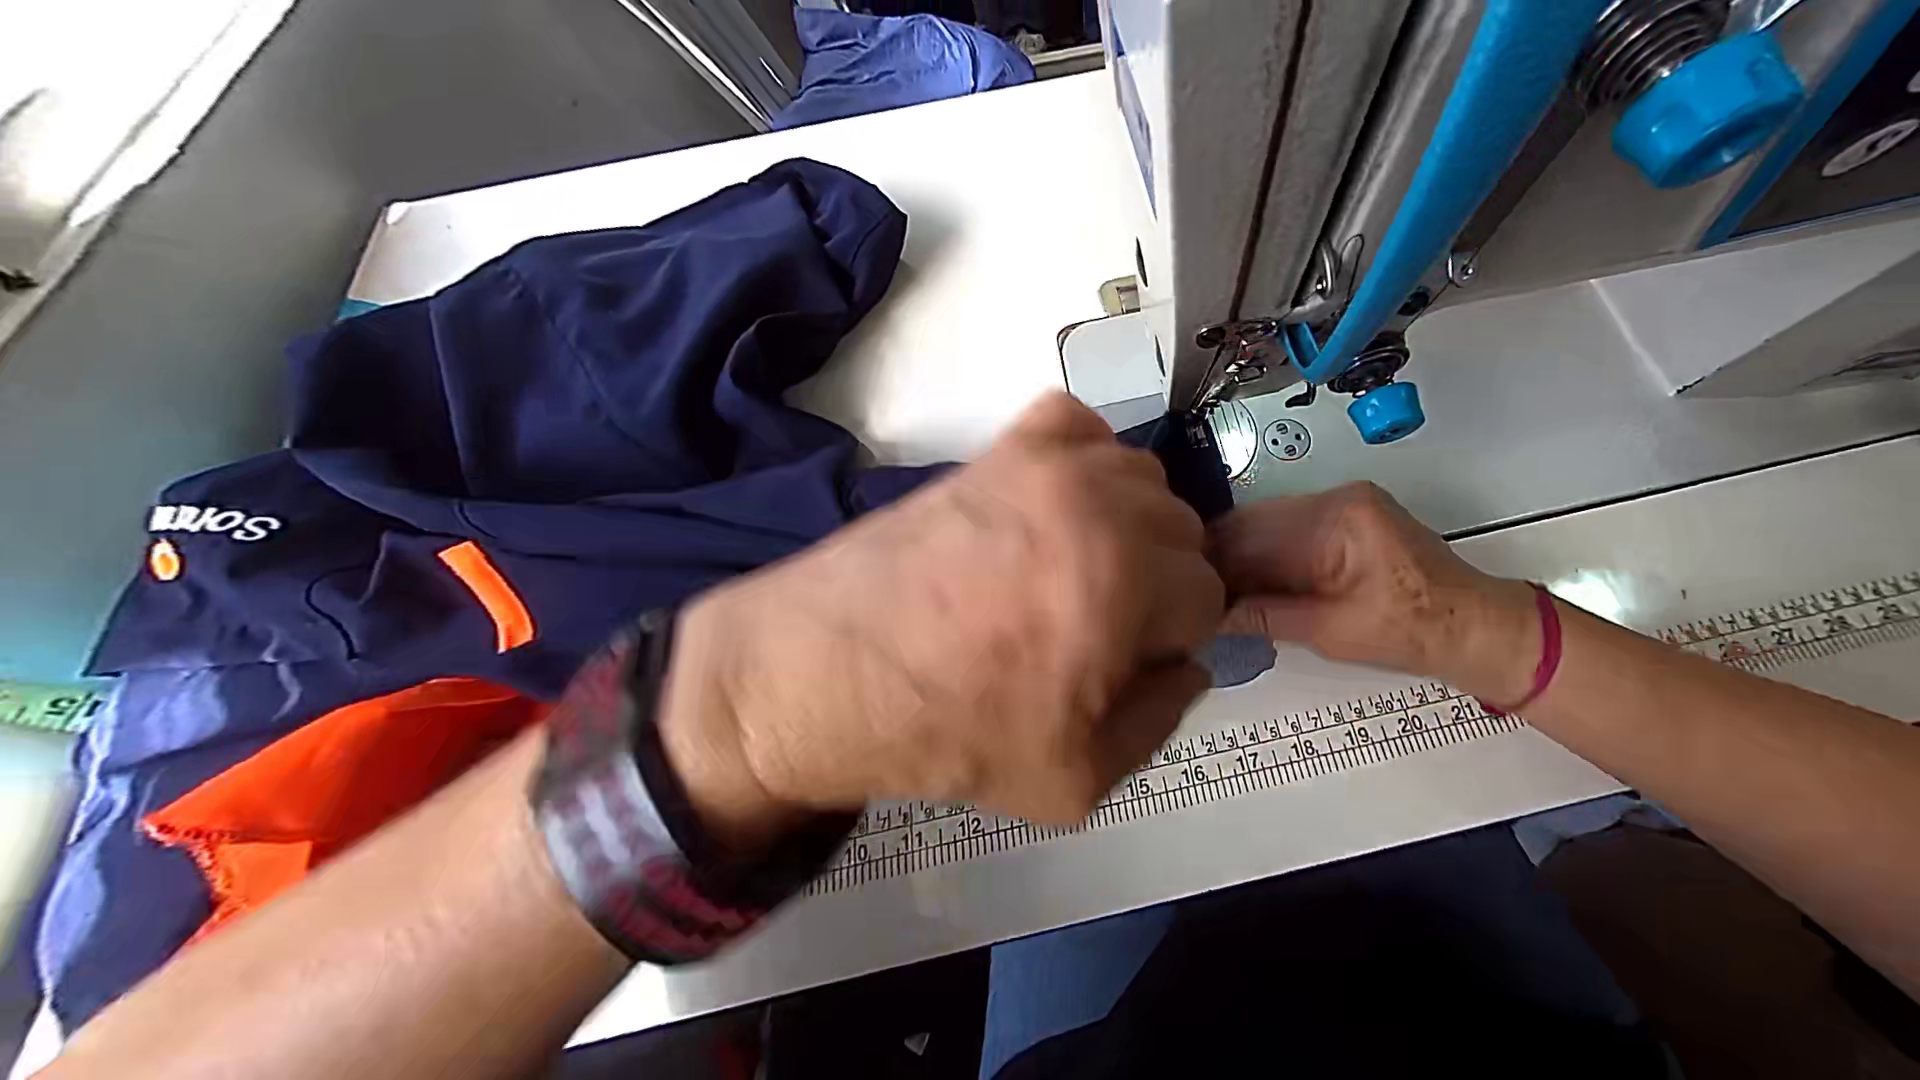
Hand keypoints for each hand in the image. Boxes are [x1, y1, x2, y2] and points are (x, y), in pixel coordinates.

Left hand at [659, 392, 1224, 841]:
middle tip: (1099, 623)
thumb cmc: (942, 735)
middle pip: (1181, 528)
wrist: (819, 673)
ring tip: (1070, 570)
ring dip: (1125, 525)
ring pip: (1138, 479)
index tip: (1129, 661)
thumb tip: (1187, 664)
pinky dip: (1082, 459)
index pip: (1207, 594)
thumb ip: (1161, 719)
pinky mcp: (992, 449)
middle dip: (1156, 581)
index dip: (1171, 639)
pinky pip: (1074, 426)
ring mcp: (1039, 463)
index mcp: (1124, 581)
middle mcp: (1093, 501)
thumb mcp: (1076, 780)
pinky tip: (1052, 508)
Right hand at [1209, 482, 1538, 704]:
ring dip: (1237, 558)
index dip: (1211, 564)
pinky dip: (1260, 556)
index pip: (1250, 534)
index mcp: (1337, 519)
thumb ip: (1262, 616)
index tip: (1187, 592)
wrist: (1473, 626)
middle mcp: (1335, 497)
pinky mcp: (1339, 514)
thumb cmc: (1412, 633)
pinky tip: (1247, 583)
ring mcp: (1338, 502)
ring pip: (1260, 524)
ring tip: (1218, 593)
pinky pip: (1282, 528)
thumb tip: (1207, 615)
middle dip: (1220, 560)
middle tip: (1196, 596)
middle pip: (1250, 522)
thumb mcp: (1328, 631)